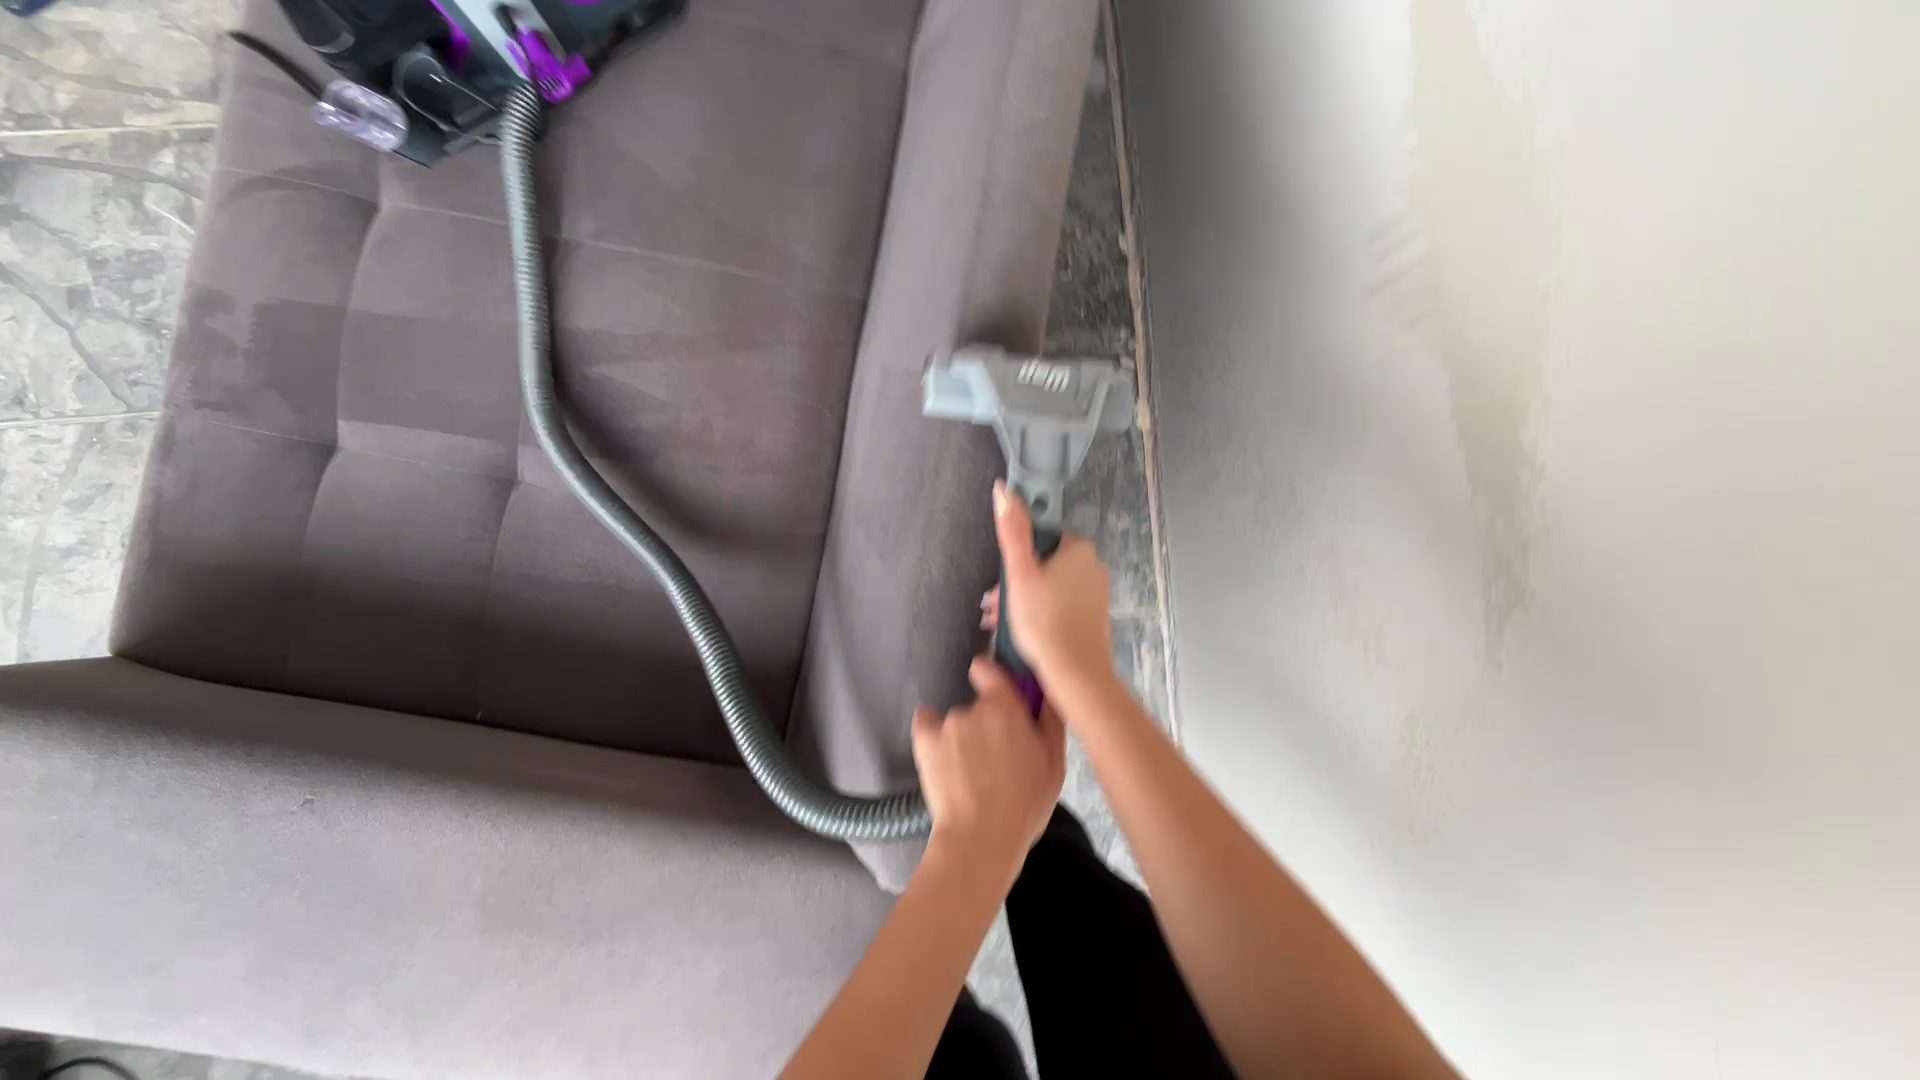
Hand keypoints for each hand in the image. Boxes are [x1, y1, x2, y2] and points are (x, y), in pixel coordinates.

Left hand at [911, 656, 1066, 880]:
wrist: (981, 838)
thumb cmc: (1025, 805)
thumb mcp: (1054, 766)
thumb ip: (1051, 723)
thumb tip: (1048, 693)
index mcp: (1008, 709)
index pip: (991, 671)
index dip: (993, 679)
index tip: (997, 693)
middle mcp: (974, 709)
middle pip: (979, 706)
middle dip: (987, 724)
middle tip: (997, 757)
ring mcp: (946, 725)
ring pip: (956, 723)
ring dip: (963, 738)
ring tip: (971, 773)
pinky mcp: (924, 742)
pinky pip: (925, 724)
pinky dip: (930, 733)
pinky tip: (941, 757)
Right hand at [991, 480, 1116, 697]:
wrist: (1074, 672)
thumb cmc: (1044, 623)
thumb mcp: (1020, 573)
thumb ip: (1012, 531)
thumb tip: (1004, 490)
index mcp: (1079, 549)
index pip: (1039, 539)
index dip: (1016, 559)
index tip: (1003, 581)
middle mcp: (1092, 567)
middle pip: (1042, 565)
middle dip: (1015, 583)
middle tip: (996, 606)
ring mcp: (1094, 594)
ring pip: (1049, 587)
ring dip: (1023, 600)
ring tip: (1001, 621)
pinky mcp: (1092, 617)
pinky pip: (1060, 606)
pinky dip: (1040, 614)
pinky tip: (1023, 632)